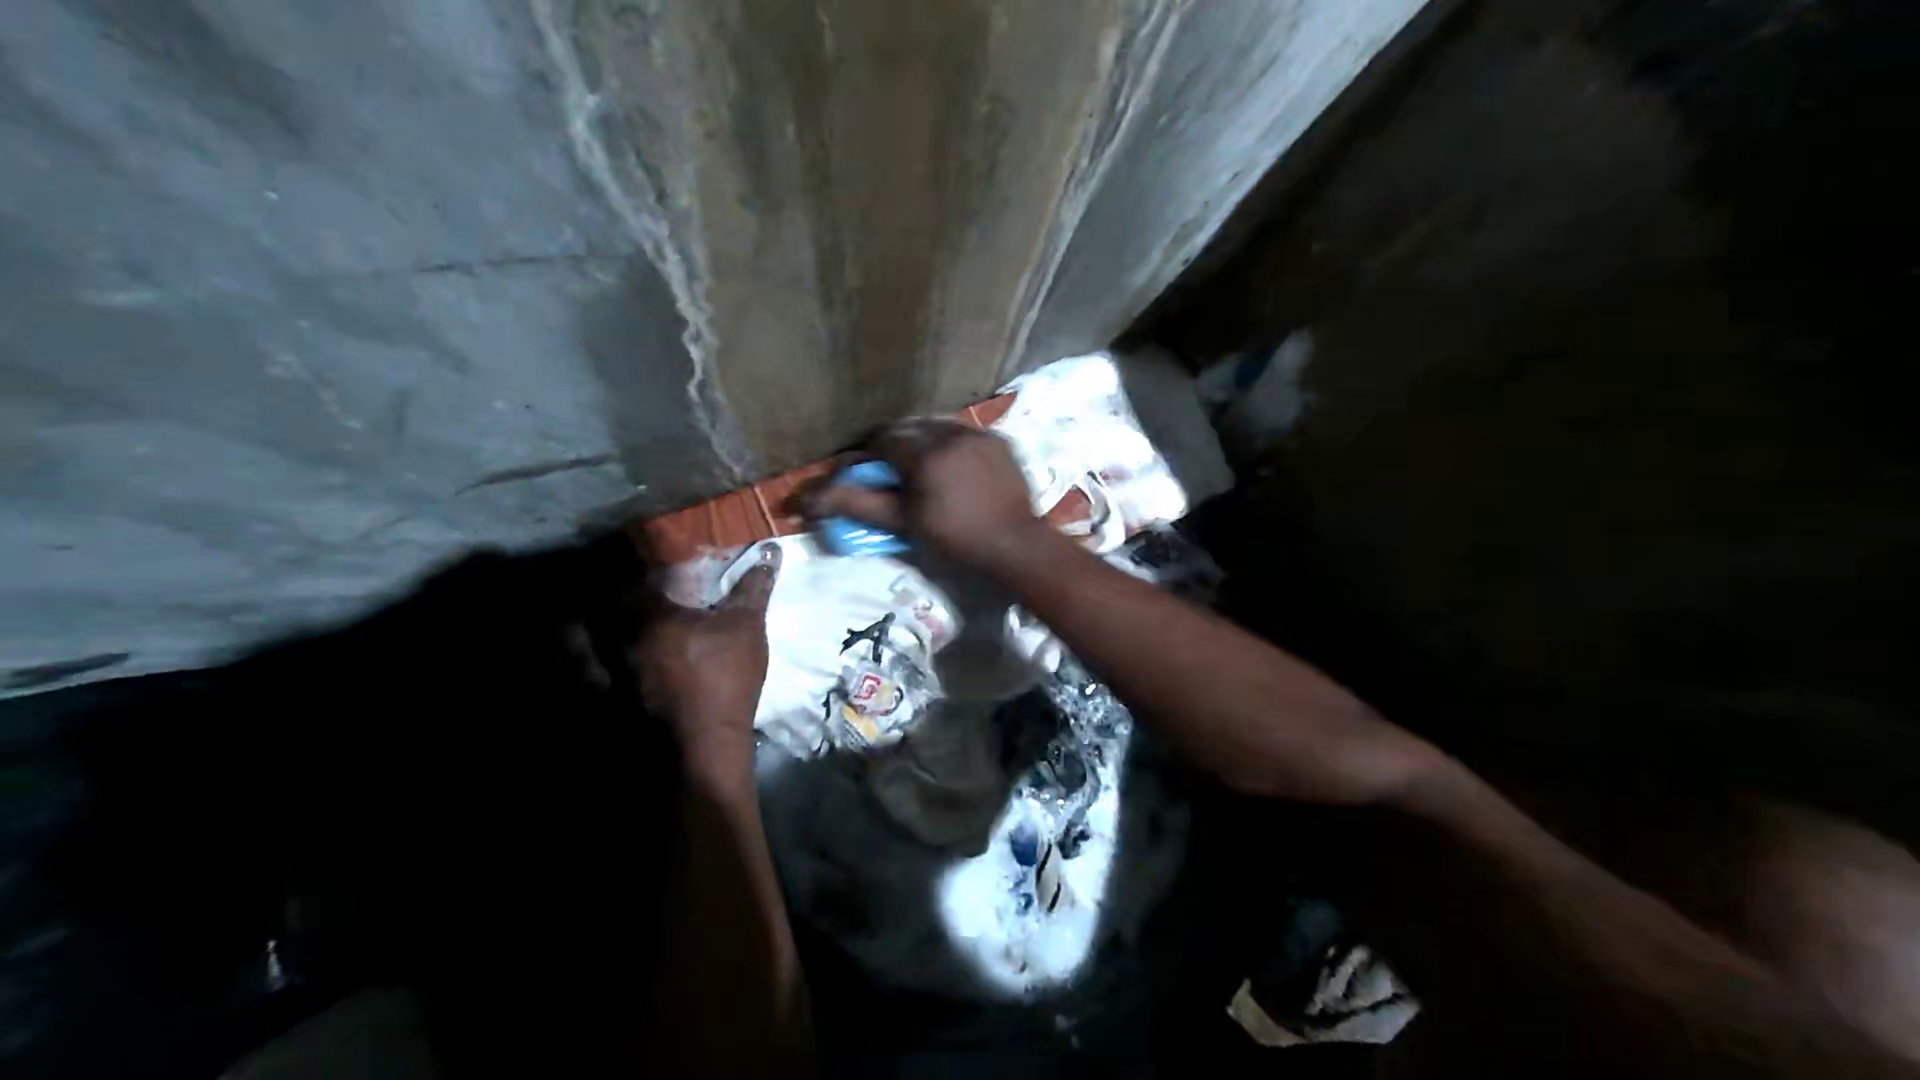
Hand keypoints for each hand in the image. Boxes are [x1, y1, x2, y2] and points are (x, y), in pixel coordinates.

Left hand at [633, 542, 780, 774]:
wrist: (711, 736)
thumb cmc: (727, 672)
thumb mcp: (747, 624)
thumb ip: (753, 588)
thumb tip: (769, 555)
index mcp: (655, 615)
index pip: (653, 578)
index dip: (672, 568)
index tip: (692, 567)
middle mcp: (635, 637)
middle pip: (646, 605)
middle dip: (669, 598)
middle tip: (695, 594)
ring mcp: (634, 667)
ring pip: (647, 634)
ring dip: (667, 627)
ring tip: (694, 625)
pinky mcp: (642, 691)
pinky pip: (651, 659)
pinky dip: (666, 652)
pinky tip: (689, 658)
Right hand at [807, 420, 1047, 570]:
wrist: (1013, 544)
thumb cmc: (954, 538)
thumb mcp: (903, 521)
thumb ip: (859, 504)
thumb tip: (811, 499)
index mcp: (924, 453)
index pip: (885, 439)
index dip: (873, 454)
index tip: (872, 472)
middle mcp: (951, 434)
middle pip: (912, 428)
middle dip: (899, 444)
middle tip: (897, 470)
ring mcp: (979, 434)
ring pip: (940, 426)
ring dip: (926, 441)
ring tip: (927, 467)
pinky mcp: (1000, 440)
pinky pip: (967, 434)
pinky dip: (955, 444)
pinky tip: (957, 466)